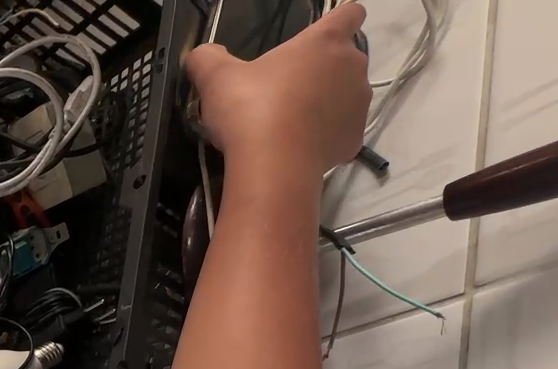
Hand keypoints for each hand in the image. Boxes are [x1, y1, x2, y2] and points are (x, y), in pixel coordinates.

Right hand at [186, 1, 371, 175]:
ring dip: (325, 106)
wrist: (272, 165)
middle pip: (345, 59)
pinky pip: (341, 133)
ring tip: (289, 128)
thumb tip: (198, 53)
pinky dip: (324, 139)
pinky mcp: (353, 138)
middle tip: (285, 95)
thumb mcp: (216, 80)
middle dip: (322, 73)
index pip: (349, 13)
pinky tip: (298, 151)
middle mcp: (352, 65)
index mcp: (324, 42)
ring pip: (346, 96)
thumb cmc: (250, 110)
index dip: (335, 22)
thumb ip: (207, 60)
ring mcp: (358, 103)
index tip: (313, 42)